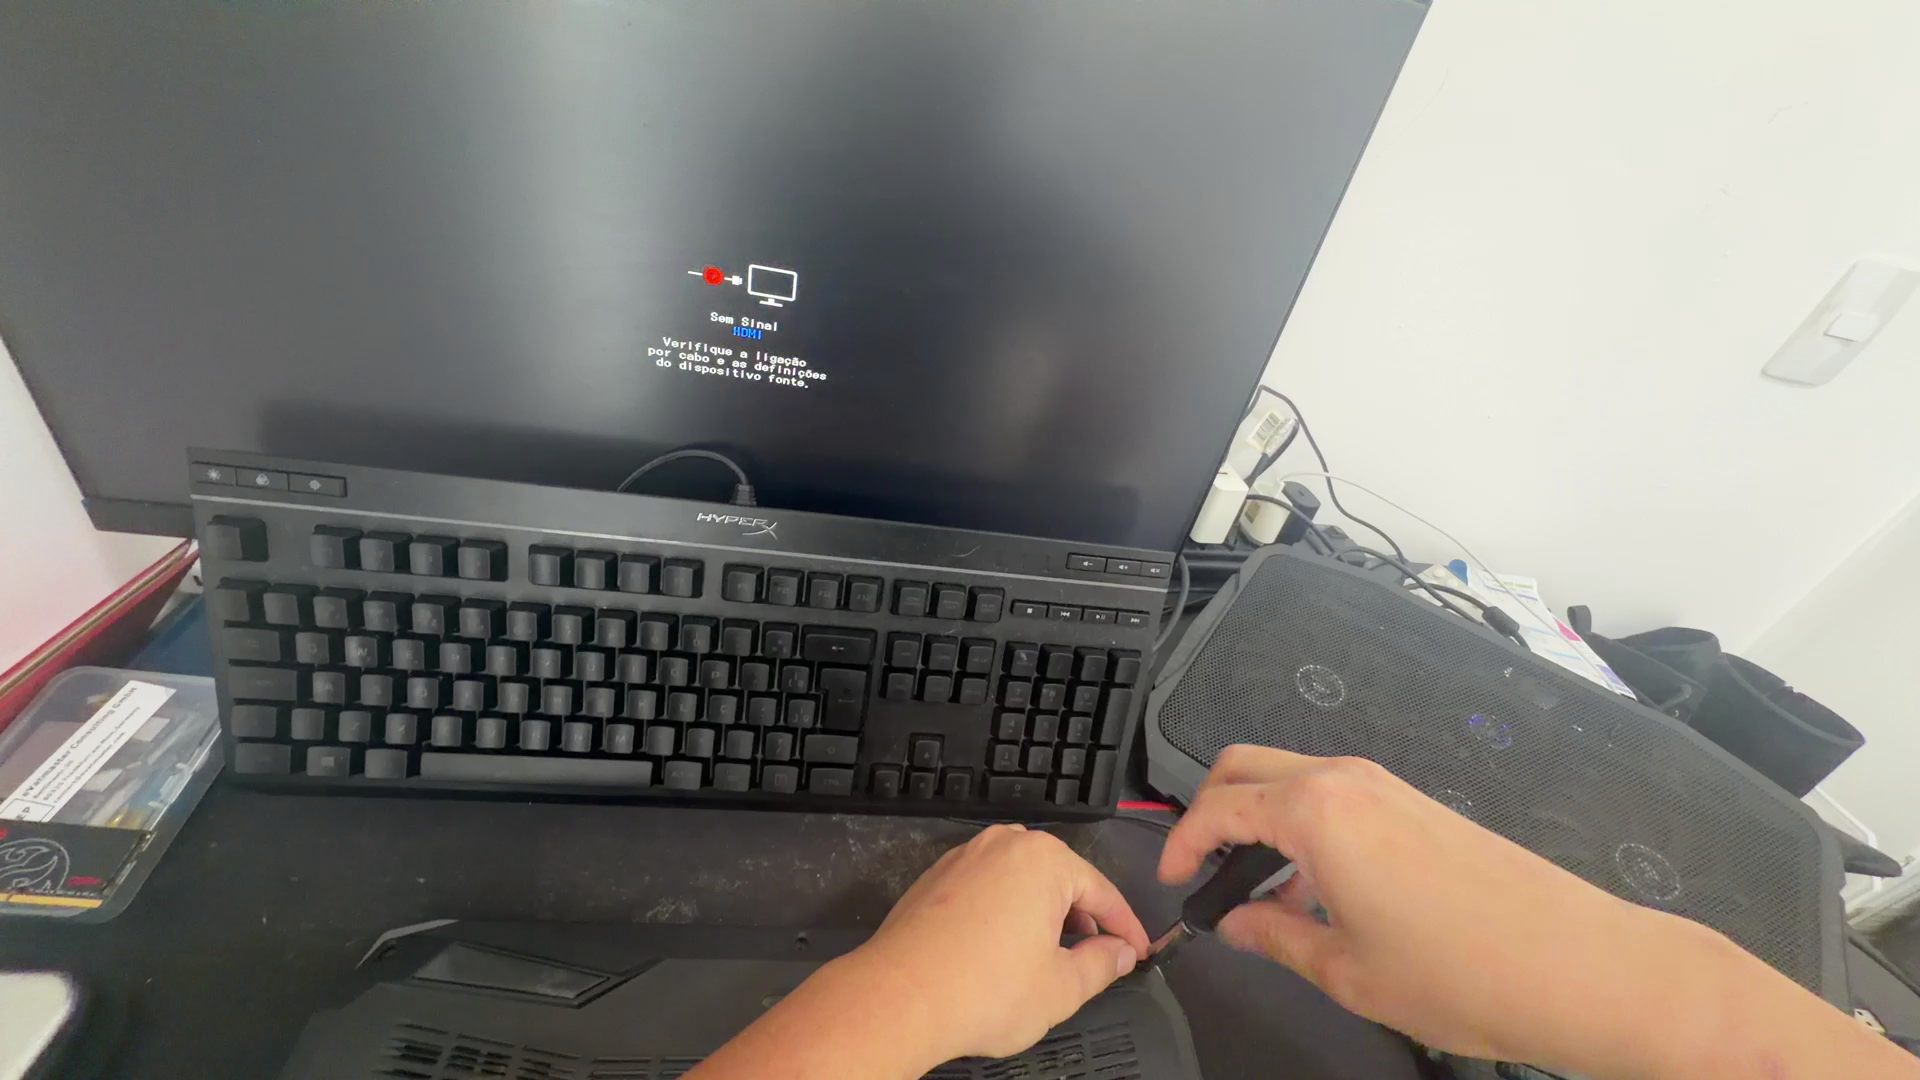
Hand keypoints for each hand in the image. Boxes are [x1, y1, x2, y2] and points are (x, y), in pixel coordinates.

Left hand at [845, 824, 1149, 1063]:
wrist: (901, 993)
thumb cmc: (987, 989)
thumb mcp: (1061, 987)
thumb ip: (1101, 964)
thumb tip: (1120, 951)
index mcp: (1043, 859)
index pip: (1101, 890)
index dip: (1126, 926)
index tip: (1139, 952)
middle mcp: (1006, 842)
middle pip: (1061, 876)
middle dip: (1083, 915)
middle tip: (1098, 955)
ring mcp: (968, 853)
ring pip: (1023, 878)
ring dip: (1044, 911)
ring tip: (1051, 954)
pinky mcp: (940, 873)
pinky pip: (990, 883)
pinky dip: (1007, 908)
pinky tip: (1004, 945)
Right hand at [1160, 746, 1916, 1078]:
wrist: (1596, 968)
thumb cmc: (1461, 975)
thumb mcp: (1349, 971)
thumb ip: (1274, 936)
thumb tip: (1233, 921)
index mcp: (1311, 810)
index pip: (1217, 807)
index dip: (1182, 842)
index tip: (1174, 878)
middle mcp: (1337, 777)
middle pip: (1241, 765)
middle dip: (1207, 808)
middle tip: (1203, 865)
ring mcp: (1377, 781)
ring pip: (1282, 773)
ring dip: (1253, 812)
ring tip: (1258, 882)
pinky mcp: (1406, 796)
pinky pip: (1323, 789)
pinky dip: (1293, 816)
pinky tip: (1314, 879)